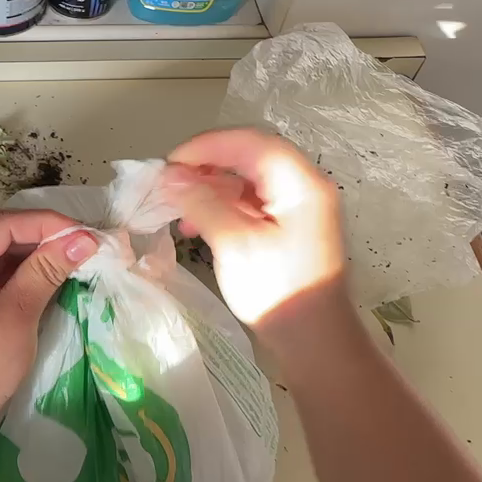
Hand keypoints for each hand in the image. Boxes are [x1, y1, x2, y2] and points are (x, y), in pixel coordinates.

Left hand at [0, 209, 96, 436]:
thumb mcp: (18, 315)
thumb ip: (46, 270)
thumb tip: (83, 240)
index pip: (0, 225)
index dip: (45, 223)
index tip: (85, 233)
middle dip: (37, 230)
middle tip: (77, 241)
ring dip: (27, 246)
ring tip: (65, 253)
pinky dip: (13, 265)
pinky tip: (42, 270)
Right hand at [163, 128, 348, 331]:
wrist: (312, 338)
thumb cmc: (277, 289)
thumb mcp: (234, 243)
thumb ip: (201, 202)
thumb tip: (169, 176)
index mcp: (299, 183)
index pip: (249, 142)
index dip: (206, 146)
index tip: (169, 164)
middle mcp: (303, 185)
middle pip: (248, 155)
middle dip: (204, 164)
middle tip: (169, 181)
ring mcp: (296, 205)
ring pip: (246, 177)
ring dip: (209, 186)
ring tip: (179, 208)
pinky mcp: (287, 225)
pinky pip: (249, 200)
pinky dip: (220, 204)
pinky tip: (197, 224)